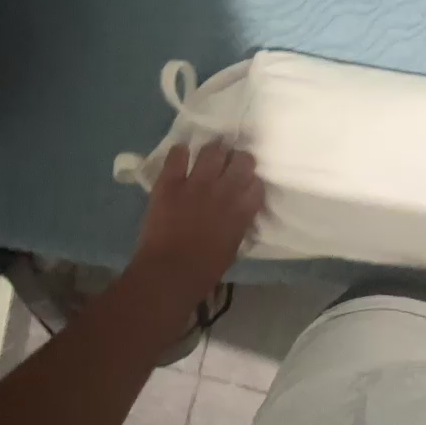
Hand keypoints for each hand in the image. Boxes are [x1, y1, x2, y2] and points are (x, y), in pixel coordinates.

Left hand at [122, 141, 263, 323]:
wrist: (168, 273)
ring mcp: (196, 183)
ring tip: (209, 157)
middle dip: (238, 160)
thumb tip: (238, 209)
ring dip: (213, 152)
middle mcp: (224, 190)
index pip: (257, 183)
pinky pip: (177, 155)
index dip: (251, 182)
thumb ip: (239, 221)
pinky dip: (180, 153)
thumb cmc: (205, 269)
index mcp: (243, 209)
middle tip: (231, 165)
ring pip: (212, 150)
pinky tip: (181, 156)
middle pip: (241, 159)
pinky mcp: (170, 183)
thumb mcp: (234, 245)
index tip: (246, 185)